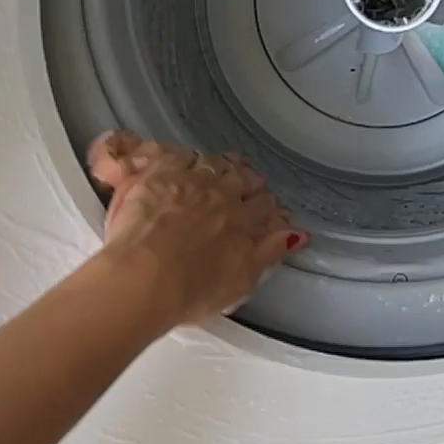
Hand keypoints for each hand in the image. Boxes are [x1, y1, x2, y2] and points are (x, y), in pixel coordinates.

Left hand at [84, 132, 307, 329]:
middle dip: (248, 181)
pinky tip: (184, 158)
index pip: (265, 205)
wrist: (145, 277)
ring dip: (221, 164)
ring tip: (221, 166)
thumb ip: (271, 253)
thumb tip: (298, 236)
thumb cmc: (191, 290)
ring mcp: (192, 181)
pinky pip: (179, 154)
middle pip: (243, 178)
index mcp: (244, 221)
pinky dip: (185, 156)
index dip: (268, 207)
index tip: (268, 211)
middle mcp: (223, 195)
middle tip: (246, 184)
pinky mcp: (160, 173)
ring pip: (215, 162)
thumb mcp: (242, 281)